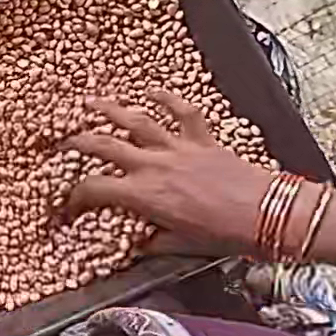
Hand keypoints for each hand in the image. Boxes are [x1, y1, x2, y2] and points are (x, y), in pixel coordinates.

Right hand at [63, 92, 276, 257]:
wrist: (271, 214)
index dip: (75, 196)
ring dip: (111, 110)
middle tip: (64, 138)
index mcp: (144, 195)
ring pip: (136, 122)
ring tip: (92, 102)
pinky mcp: (201, 139)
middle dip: (79, 141)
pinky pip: (182, 112)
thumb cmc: (225, 235)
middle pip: (105, 146)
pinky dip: (167, 99)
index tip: (68, 203)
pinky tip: (152, 91)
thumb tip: (136, 242)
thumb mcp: (182, 244)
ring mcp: (177, 149)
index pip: (95, 190)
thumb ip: (153, 240)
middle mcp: (153, 167)